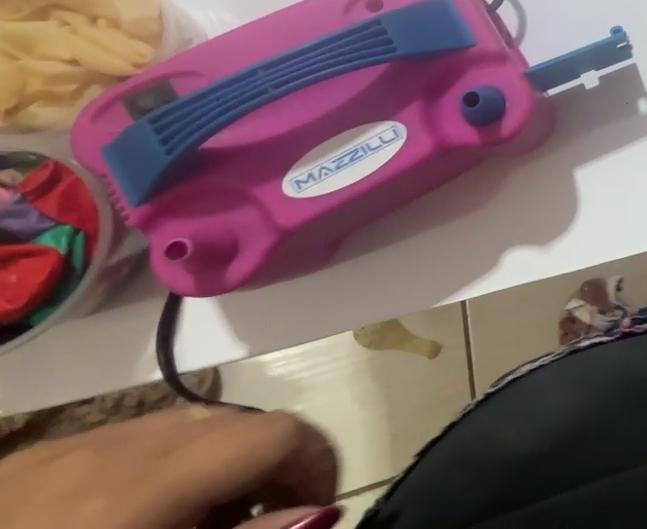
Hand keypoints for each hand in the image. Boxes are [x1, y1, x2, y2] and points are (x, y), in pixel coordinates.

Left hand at [0, 406, 338, 528]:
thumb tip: (322, 513)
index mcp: (147, 483)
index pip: (281, 432)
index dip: (319, 462)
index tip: (320, 512)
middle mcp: (115, 445)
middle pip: (239, 423)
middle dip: (270, 466)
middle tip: (264, 526)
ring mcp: (64, 448)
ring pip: (187, 427)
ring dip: (219, 464)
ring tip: (204, 523)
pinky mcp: (26, 462)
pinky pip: (128, 441)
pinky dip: (162, 467)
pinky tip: (137, 518)